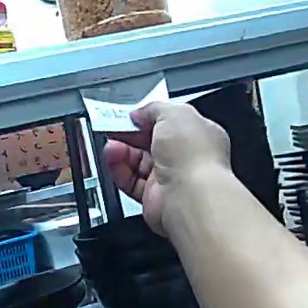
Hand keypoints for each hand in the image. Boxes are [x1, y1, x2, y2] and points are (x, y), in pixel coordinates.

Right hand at [102, 100, 231, 235]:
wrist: (190, 195)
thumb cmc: (193, 155)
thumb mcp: (173, 113)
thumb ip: (153, 109)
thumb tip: (139, 114)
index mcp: (196, 134)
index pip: (167, 124)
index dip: (146, 119)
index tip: (129, 116)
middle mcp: (184, 158)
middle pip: (149, 144)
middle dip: (129, 136)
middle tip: (112, 129)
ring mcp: (169, 179)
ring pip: (138, 164)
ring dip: (122, 153)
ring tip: (111, 146)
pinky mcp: (154, 198)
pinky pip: (132, 182)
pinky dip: (120, 172)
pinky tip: (113, 161)